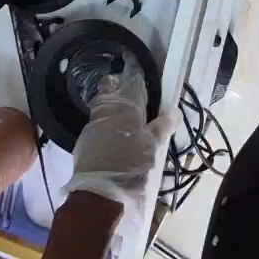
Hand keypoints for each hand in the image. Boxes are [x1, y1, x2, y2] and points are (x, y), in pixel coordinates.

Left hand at [63, 66, 176, 240]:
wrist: (99, 194)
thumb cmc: (130, 167)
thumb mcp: (151, 148)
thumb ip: (161, 127)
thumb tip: (174, 111)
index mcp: (124, 109)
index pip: (129, 83)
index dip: (132, 72)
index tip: (134, 63)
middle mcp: (106, 113)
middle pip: (109, 91)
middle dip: (117, 88)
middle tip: (129, 92)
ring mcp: (92, 127)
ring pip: (102, 110)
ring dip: (111, 109)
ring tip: (123, 116)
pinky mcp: (84, 143)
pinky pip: (96, 128)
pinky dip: (105, 129)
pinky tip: (112, 139)